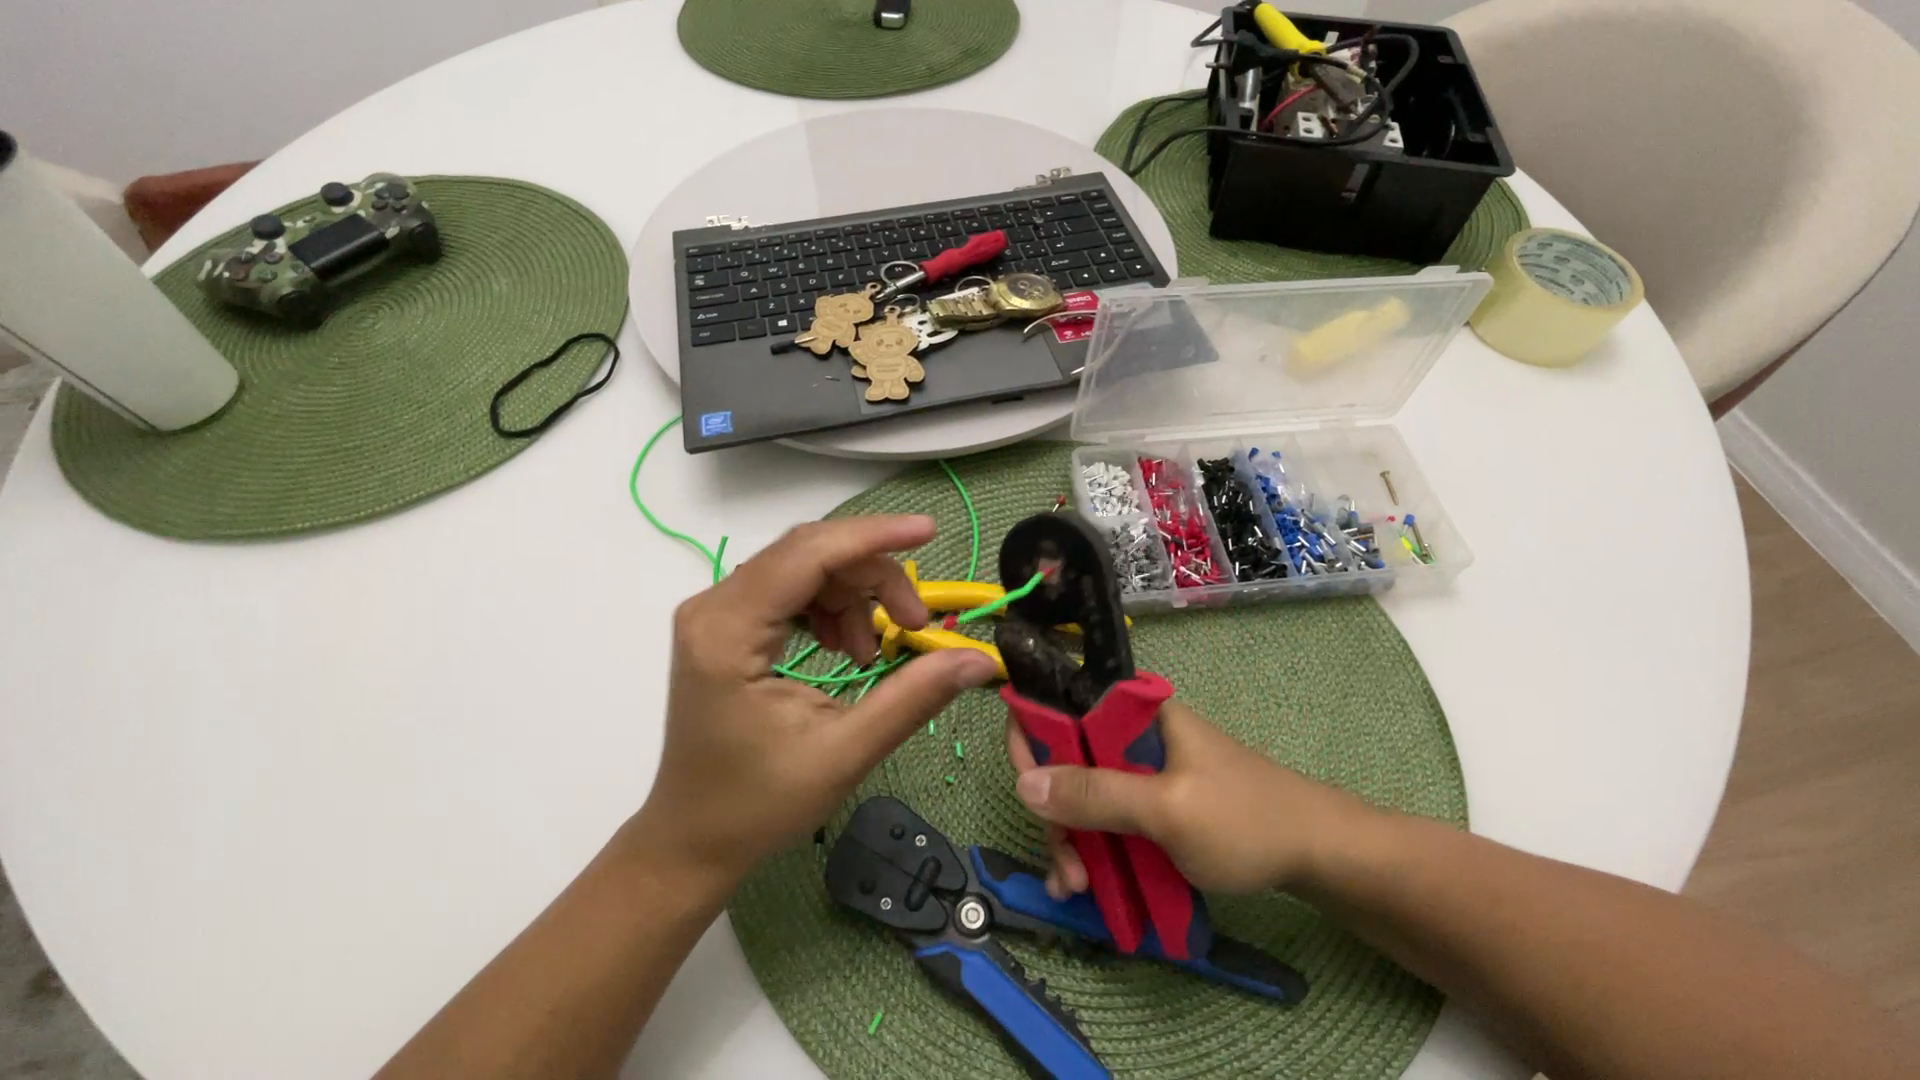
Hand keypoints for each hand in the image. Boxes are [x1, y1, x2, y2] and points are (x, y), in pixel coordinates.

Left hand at [633, 516, 999, 882]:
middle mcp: (712, 607)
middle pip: (807, 554)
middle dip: (872, 576)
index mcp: (728, 632)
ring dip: (852, 596)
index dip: (873, 538)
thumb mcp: (844, 752)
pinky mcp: (723, 627)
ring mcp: (713, 614)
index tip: (931, 532)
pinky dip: (830, 607)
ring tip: (874, 652)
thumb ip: (912, 697)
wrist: (694, 838)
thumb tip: (978, 660)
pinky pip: (789, 590)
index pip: (807, 555)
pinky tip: (847, 648)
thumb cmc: (759, 804)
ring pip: (802, 568)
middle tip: (915, 622)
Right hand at [1006, 700, 1373, 895]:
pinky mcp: (1153, 802)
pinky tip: (1087, 887)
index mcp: (1135, 713)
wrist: (1317, 854)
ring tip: (1078, 887)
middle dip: (1056, 814)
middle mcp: (1132, 734)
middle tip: (1068, 866)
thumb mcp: (1166, 809)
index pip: (1060, 706)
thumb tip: (1024, 783)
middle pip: (1065, 760)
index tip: (1029, 795)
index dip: (1032, 743)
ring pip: (1083, 795)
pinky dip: (1093, 849)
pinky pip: (1107, 818)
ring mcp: (1143, 770)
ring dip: (1072, 840)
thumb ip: (1096, 794)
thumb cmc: (1245, 821)